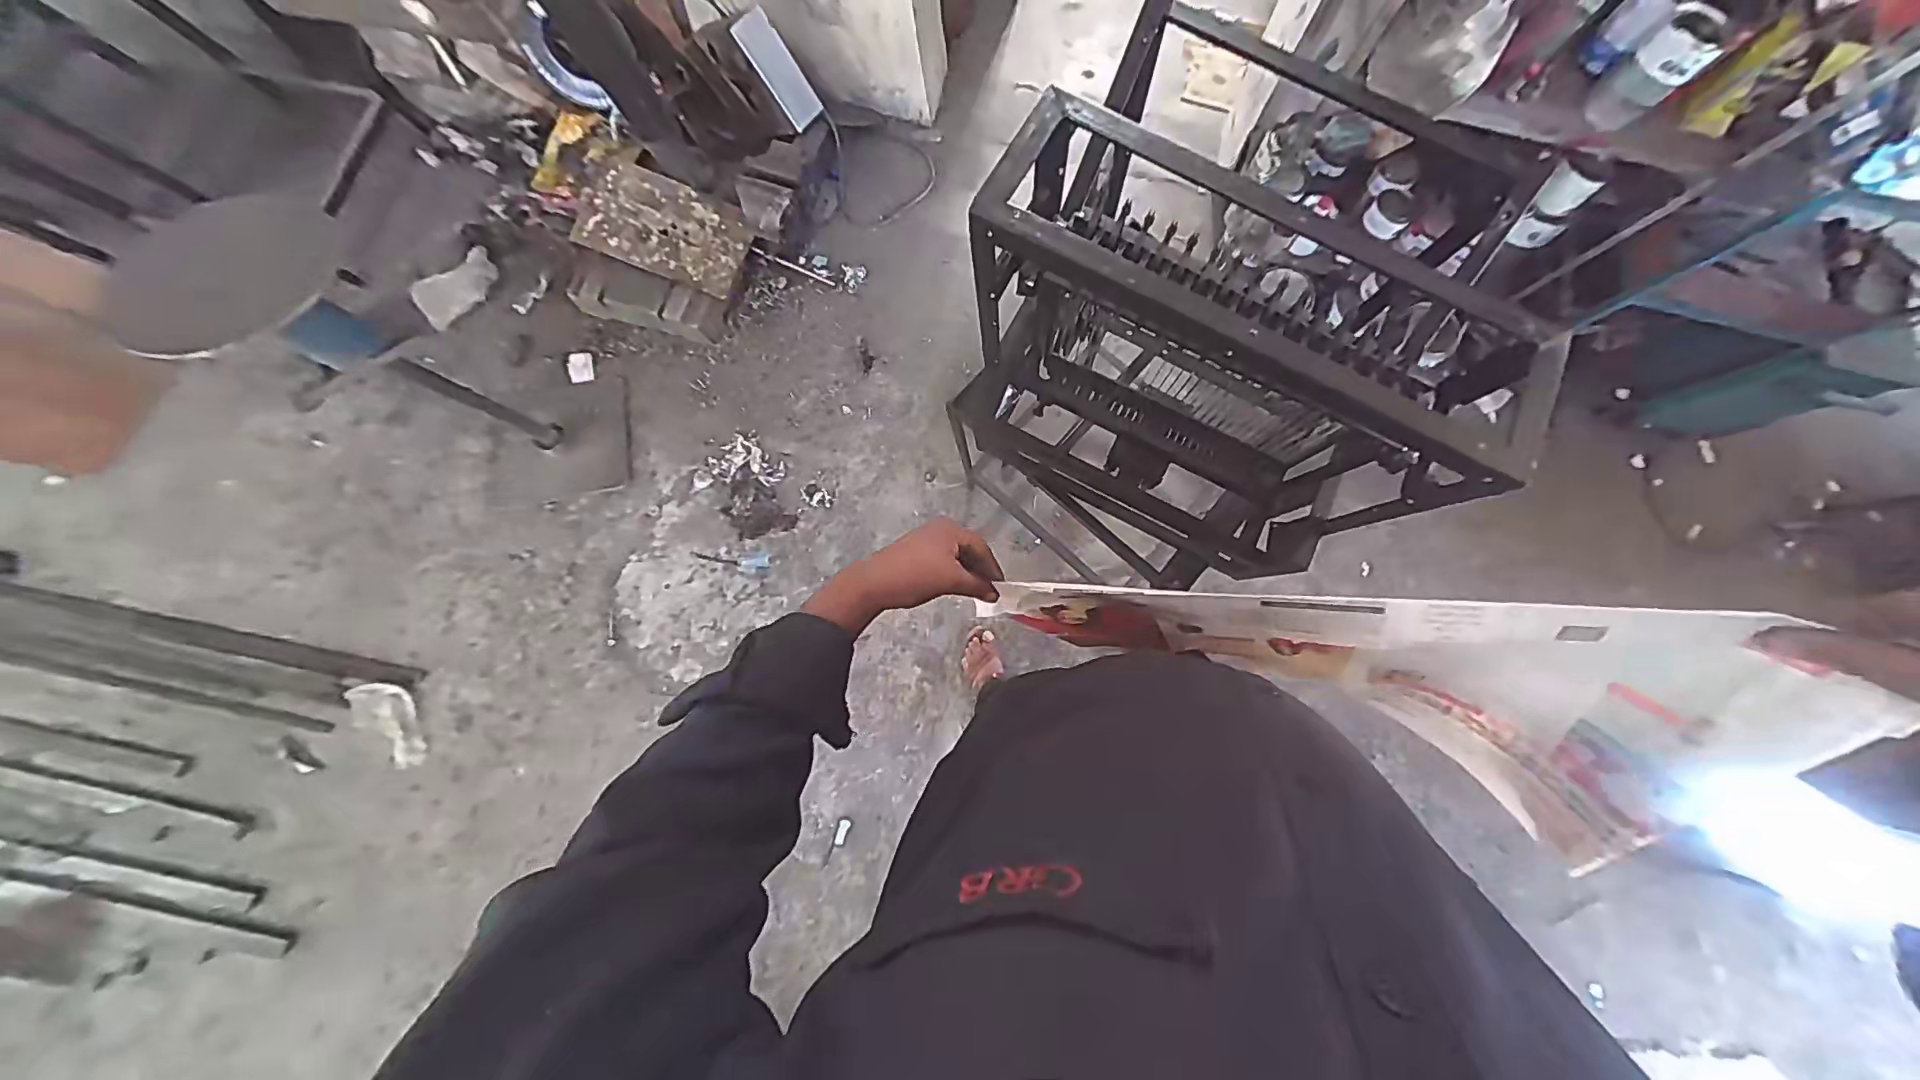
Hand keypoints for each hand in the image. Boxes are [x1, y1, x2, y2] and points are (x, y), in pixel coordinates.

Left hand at [801, 518, 1003, 634]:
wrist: (873, 583)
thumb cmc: (914, 576)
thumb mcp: (951, 581)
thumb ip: (977, 585)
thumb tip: (994, 593)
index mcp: (950, 530)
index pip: (981, 546)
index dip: (992, 567)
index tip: (1000, 586)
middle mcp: (939, 529)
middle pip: (969, 548)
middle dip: (980, 569)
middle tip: (989, 589)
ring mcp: (926, 539)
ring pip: (956, 555)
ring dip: (967, 572)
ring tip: (974, 590)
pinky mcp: (916, 551)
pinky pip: (943, 559)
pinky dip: (953, 572)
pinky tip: (954, 585)